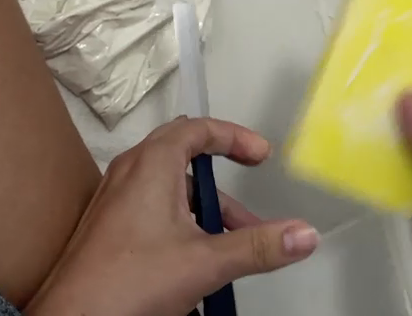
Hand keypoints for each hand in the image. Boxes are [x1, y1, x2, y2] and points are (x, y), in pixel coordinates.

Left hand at [26, 116, 319, 315]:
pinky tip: (193, 267)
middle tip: (249, 209)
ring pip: (171, 191)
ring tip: (229, 253)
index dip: (234, 136)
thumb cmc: (129, 282)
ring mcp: (116, 196)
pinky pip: (153, 211)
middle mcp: (132, 170)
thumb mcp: (205, 262)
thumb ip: (257, 247)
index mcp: (153, 162)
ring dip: (203, 215)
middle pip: (186, 156)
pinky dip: (180, 228)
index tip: (260, 154)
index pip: (200, 128)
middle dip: (223, 184)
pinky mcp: (108, 224)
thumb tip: (303, 233)